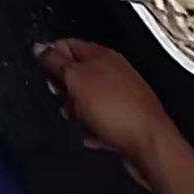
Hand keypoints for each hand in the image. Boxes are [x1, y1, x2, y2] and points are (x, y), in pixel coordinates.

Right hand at [35, 39, 178, 163]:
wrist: (154, 150)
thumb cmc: (114, 109)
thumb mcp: (73, 77)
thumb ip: (52, 60)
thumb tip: (39, 47)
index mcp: (102, 54)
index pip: (65, 43)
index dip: (51, 56)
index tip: (45, 71)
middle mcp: (116, 71)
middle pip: (77, 71)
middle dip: (65, 87)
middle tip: (63, 97)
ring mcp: (126, 96)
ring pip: (89, 96)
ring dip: (78, 107)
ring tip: (79, 118)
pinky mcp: (131, 118)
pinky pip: (103, 116)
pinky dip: (95, 123)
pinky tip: (92, 132)